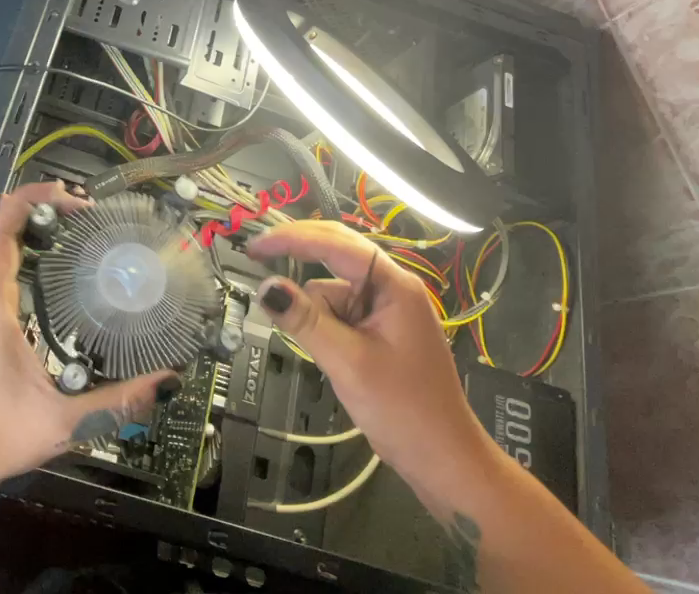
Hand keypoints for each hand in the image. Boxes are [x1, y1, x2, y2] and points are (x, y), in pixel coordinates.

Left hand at [0, 181, 176, 496]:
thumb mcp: (61, 424)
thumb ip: (116, 402)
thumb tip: (165, 380)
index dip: (29, 203)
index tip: (68, 197)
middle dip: (32, 208)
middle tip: (78, 210)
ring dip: (19, 226)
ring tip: (65, 227)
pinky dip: (10, 249)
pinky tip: (41, 264)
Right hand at [246, 221, 489, 475]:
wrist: (444, 460)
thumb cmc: (404, 411)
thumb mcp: (347, 363)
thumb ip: (305, 321)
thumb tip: (266, 286)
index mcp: (394, 285)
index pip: (337, 244)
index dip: (292, 238)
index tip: (254, 245)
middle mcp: (391, 287)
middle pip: (336, 255)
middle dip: (299, 257)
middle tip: (256, 258)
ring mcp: (386, 309)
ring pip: (332, 289)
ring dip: (315, 310)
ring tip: (329, 356)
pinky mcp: (378, 330)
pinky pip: (339, 313)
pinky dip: (324, 326)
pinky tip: (332, 358)